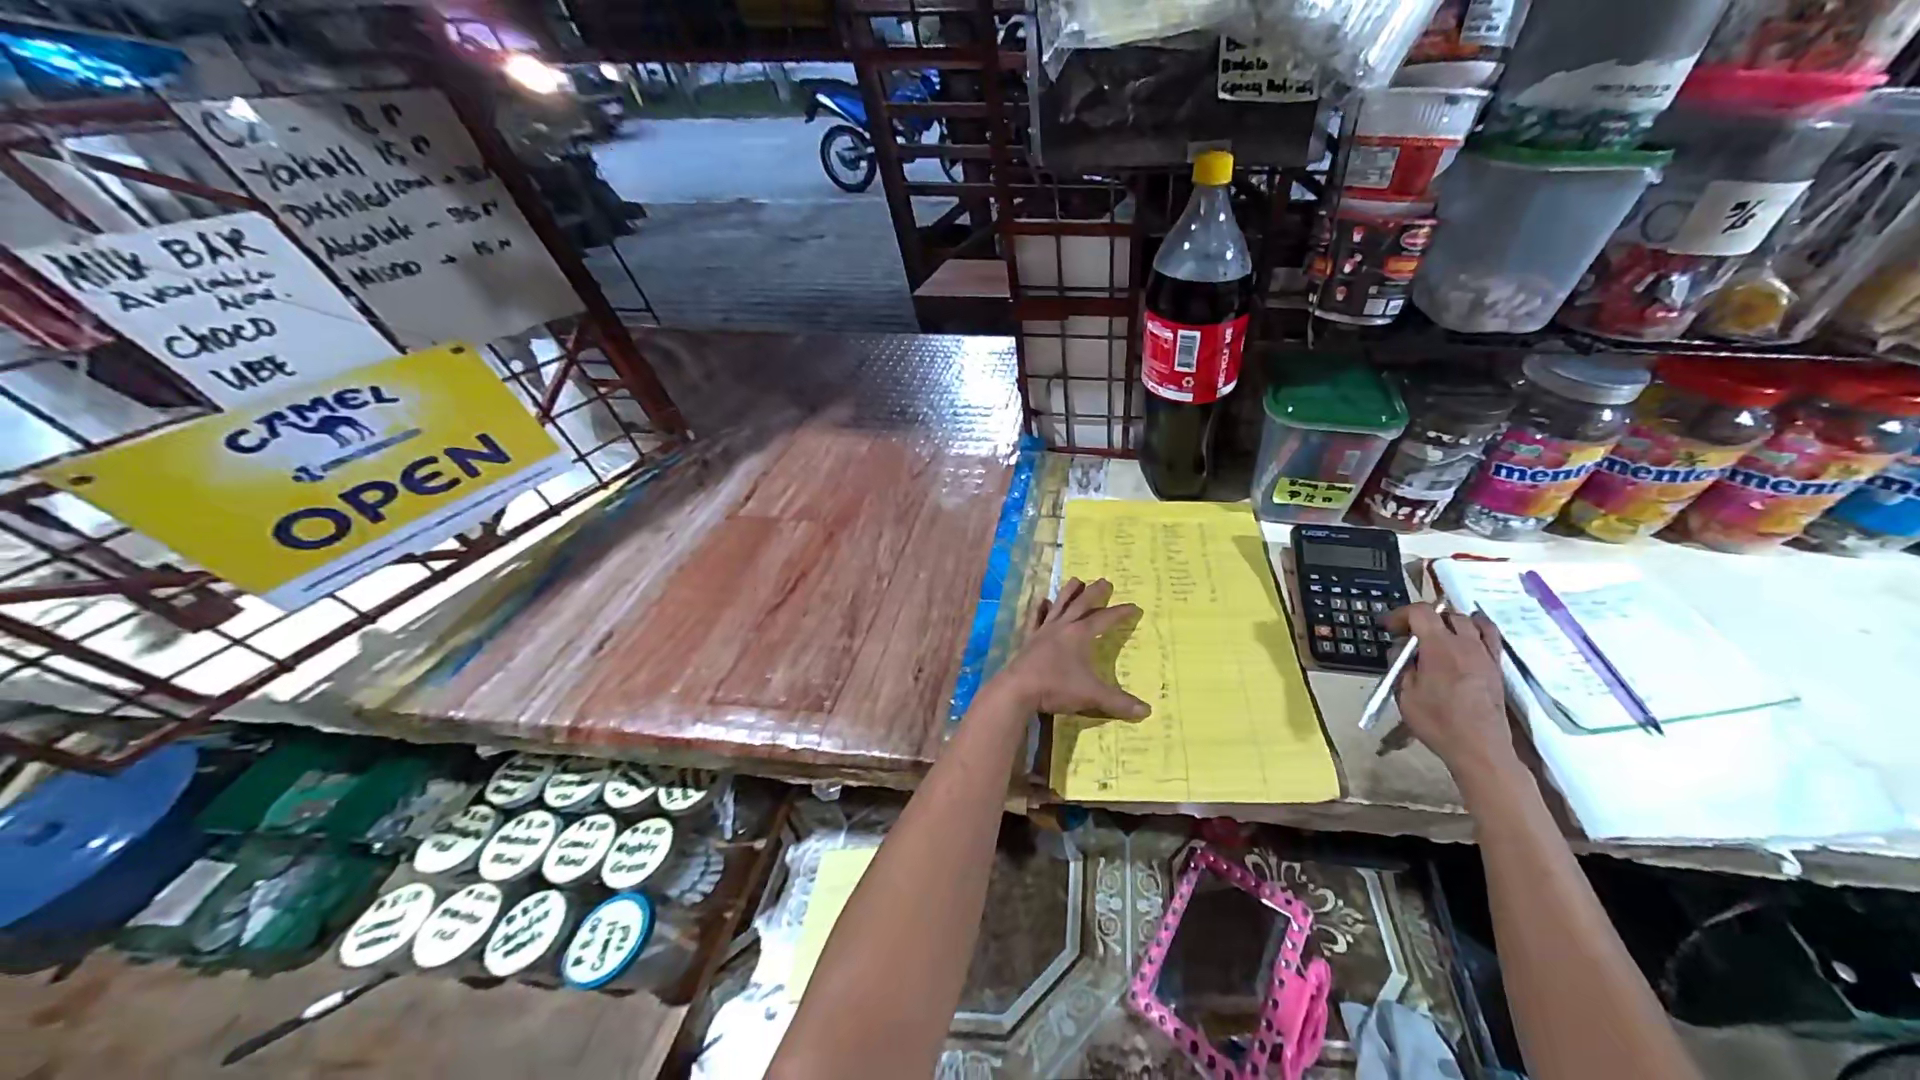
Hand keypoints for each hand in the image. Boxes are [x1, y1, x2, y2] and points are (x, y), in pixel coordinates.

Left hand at [994, 578, 1150, 719]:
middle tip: (1105, 581)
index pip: (1105, 619)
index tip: (1134, 606)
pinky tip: (1040, 600)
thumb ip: (1119, 702)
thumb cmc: (1057, 687)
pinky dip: (1039, 608)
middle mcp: (1062, 627)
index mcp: (1080, 635)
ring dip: (1069, 592)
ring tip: (1076, 580)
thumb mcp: (1092, 696)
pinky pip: (1035, 618)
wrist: (1017, 690)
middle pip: (1081, 604)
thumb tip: (1147, 711)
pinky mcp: (1028, 640)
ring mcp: (1043, 631)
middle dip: (1095, 593)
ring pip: (1058, 605)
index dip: (1121, 612)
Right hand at [1381, 603, 1519, 785]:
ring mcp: (1485, 654)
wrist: (1479, 748)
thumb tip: (1402, 648)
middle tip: (1408, 635)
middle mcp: (1466, 644)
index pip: (1421, 612)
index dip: (1401, 614)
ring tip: (1437, 635)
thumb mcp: (1404, 693)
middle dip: (1423, 618)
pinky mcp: (1497, 666)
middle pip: (1445, 614)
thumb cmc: (1437, 721)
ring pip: (1469, 620)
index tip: (1389, 629)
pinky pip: (1489, 635)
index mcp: (1440, 647)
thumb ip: (1401, 664)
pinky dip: (1476, 629)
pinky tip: (1465, 639)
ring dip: (1449, 622)